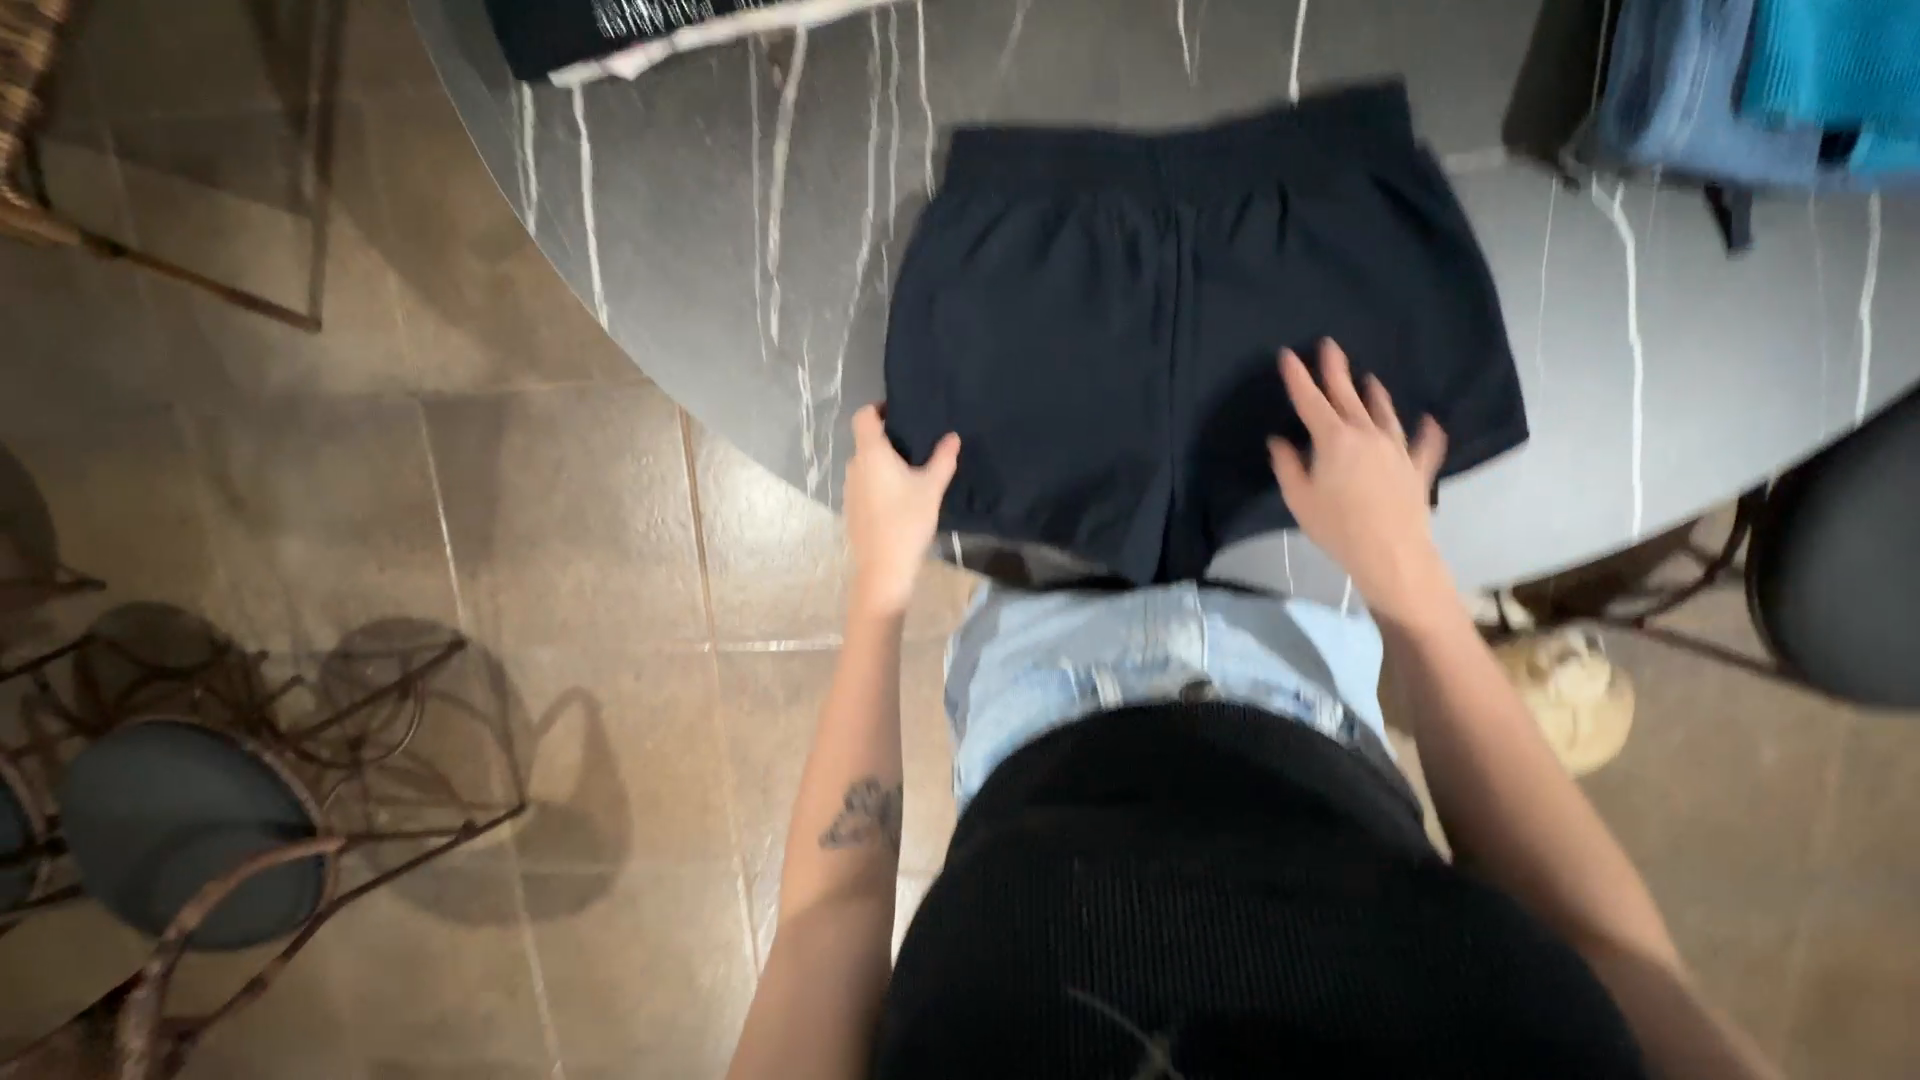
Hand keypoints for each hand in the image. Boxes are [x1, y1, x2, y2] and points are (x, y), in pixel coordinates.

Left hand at [843, 404, 959, 619]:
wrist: (883, 567)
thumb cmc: (907, 521)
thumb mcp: (932, 488)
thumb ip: (943, 459)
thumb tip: (953, 437)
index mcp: (871, 454)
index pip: (864, 416)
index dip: (878, 408)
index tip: (899, 412)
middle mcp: (855, 466)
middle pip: (866, 441)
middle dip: (887, 439)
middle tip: (915, 444)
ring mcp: (850, 488)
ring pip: (865, 464)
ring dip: (883, 463)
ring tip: (910, 472)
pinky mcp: (851, 508)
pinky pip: (864, 484)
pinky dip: (878, 482)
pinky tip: (898, 498)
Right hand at [1268, 340, 1455, 626]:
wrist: (1391, 552)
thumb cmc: (1336, 526)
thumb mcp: (1299, 498)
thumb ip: (1287, 465)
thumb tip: (1280, 441)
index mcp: (1333, 439)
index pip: (1310, 401)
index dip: (1298, 378)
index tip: (1288, 355)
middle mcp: (1367, 434)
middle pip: (1348, 396)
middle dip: (1336, 370)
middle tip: (1331, 346)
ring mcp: (1396, 448)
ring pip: (1384, 412)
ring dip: (1374, 394)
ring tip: (1368, 379)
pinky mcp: (1417, 468)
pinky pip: (1424, 444)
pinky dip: (1427, 431)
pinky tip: (1430, 421)